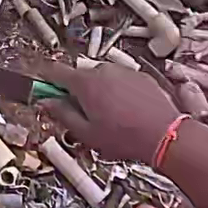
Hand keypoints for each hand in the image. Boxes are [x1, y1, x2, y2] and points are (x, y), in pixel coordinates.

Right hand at [30, 61, 183, 165]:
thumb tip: (46, 102)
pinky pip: (119, 80)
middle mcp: (102, 70)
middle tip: (81, 114)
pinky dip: (117, 91)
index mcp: (84, 83)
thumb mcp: (86, 133)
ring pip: (100, 77)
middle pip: (78, 76)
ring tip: (109, 117)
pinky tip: (125, 112)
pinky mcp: (138, 76)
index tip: (42, 90)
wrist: (165, 135)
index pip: (54, 71)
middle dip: (75, 92)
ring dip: (98, 91)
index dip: (45, 80)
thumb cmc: (125, 137)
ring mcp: (122, 71)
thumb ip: (62, 114)